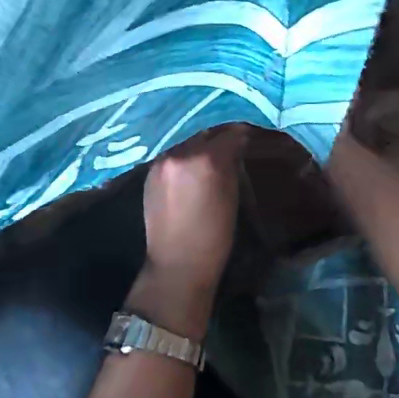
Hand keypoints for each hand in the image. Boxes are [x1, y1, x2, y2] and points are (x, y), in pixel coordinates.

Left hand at [139, 125, 245, 303]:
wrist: (177, 262)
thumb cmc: (215, 237)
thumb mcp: (232, 198)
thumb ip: (232, 167)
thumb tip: (235, 148)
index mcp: (207, 160)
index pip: (229, 135)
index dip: (241, 135)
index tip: (248, 139)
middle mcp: (182, 153)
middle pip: (206, 135)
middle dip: (219, 139)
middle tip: (231, 147)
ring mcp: (163, 161)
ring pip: (187, 143)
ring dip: (200, 147)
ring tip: (210, 158)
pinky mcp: (150, 171)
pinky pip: (173, 155)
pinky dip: (184, 158)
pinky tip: (190, 170)